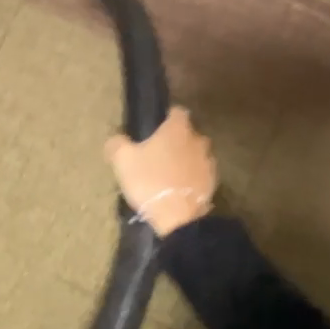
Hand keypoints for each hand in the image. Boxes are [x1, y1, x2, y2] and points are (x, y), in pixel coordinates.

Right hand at [105, 107, 216, 236]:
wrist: (178, 216)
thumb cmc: (150, 181)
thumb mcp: (123, 161)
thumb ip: (118, 144)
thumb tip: (116, 139)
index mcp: (178, 128)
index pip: (177, 111)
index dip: (166, 118)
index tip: (155, 129)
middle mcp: (197, 139)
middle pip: (187, 134)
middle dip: (175, 141)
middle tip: (158, 155)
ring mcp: (208, 161)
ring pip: (195, 154)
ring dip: (185, 160)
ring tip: (168, 174)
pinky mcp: (213, 182)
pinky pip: (199, 174)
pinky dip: (191, 178)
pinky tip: (178, 189)